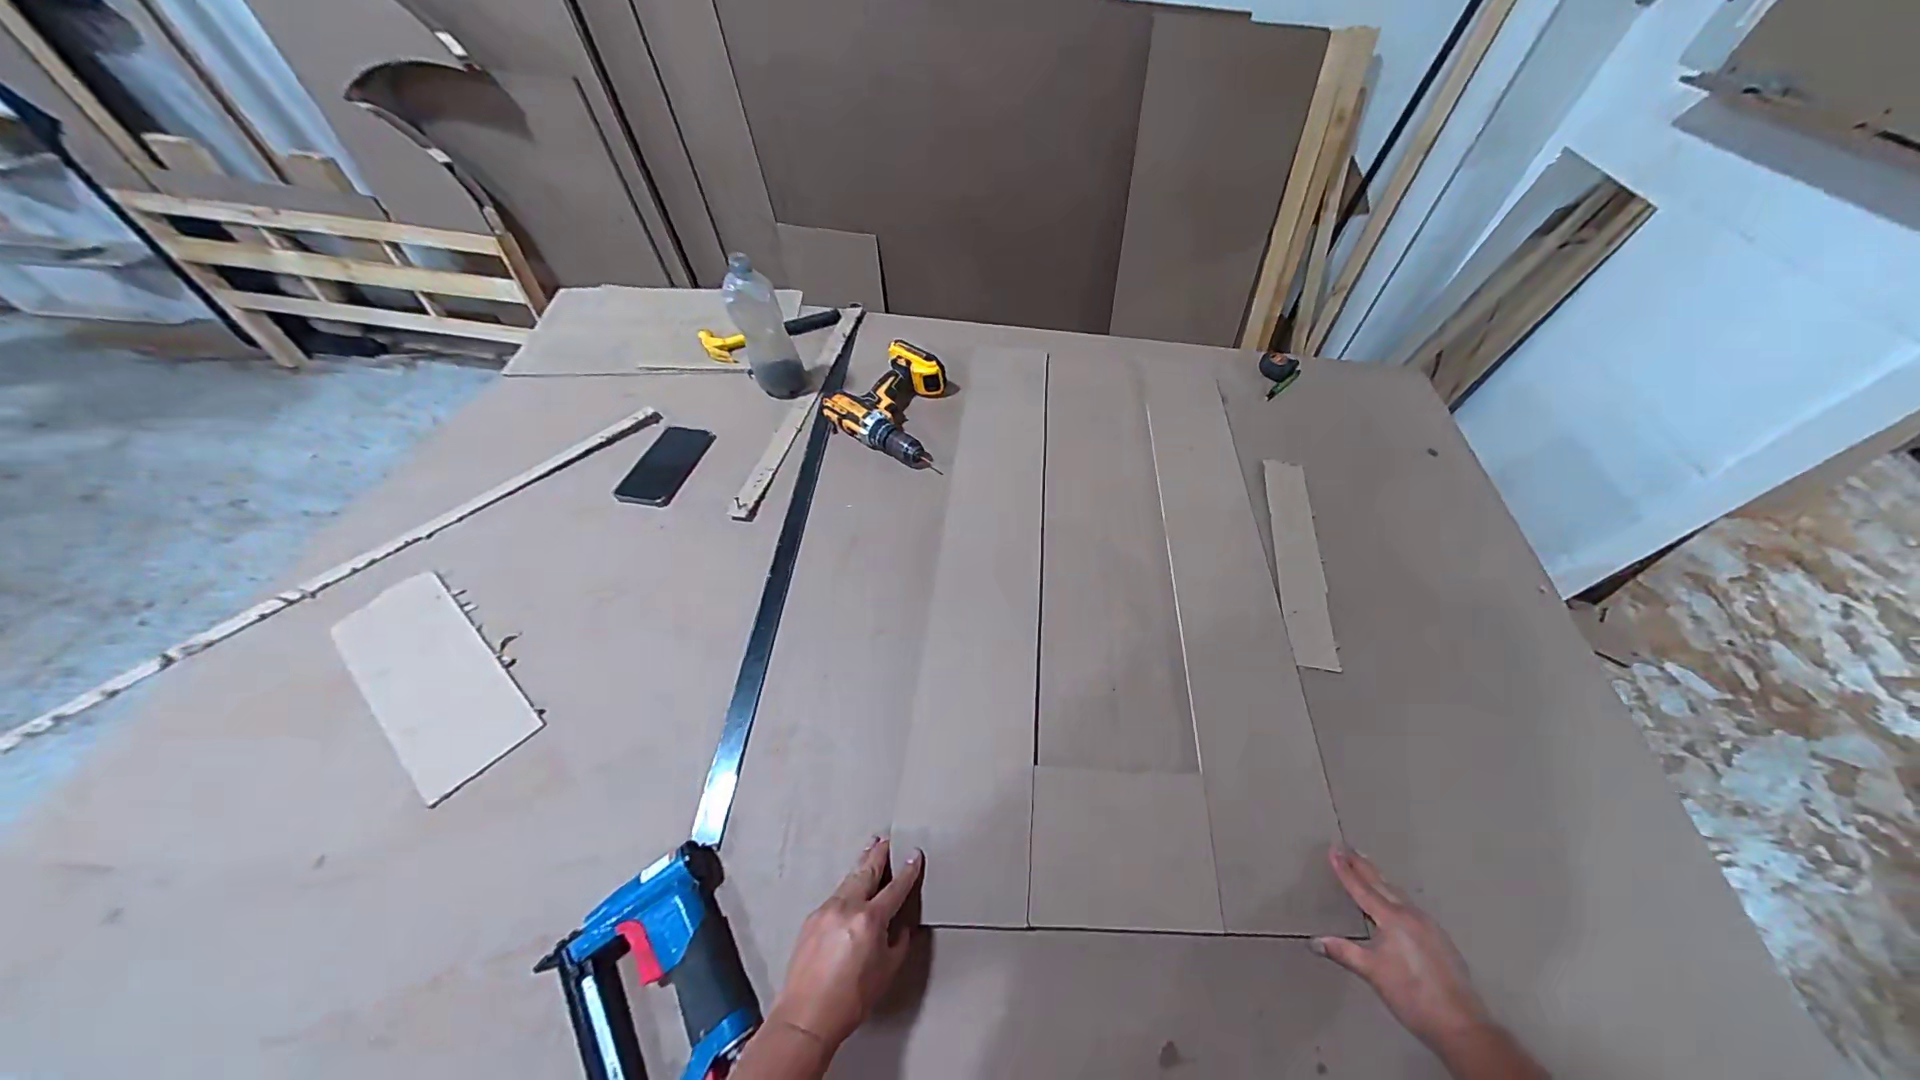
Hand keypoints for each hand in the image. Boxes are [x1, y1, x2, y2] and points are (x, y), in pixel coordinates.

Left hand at [766, 836, 924, 1048]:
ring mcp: (826, 910)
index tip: (914, 856)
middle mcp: (847, 907)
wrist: (806, 1015)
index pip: (895, 887)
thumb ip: (898, 942)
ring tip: (870, 849)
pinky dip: (847, 886)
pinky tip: (850, 886)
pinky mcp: (812, 918)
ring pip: (849, 879)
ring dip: (862, 863)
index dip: (908, 871)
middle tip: (887, 839)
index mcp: (870, 919)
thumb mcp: (886, 971)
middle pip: (867, 871)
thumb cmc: (849, 1000)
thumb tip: (900, 927)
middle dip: (879, 854)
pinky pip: (835, 895)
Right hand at [1311, 844, 1488, 1048]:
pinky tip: (1394, 905)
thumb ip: (1343, 952)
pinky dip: (1395, 898)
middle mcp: (1412, 916)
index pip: (1362, 889)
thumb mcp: (1372, 973)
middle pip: (1383, 885)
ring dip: (1381, 881)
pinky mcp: (1440, 940)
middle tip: (1349, 849)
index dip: (1346, 870)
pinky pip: (1411, 909)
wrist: (1462, 1026)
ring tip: (1368, 871)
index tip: (1334, 850)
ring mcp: (1430, 927)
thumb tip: (1314, 941)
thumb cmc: (1412, 995)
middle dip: (1364, 867)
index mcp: (1393, 919)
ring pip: (1399, 896)